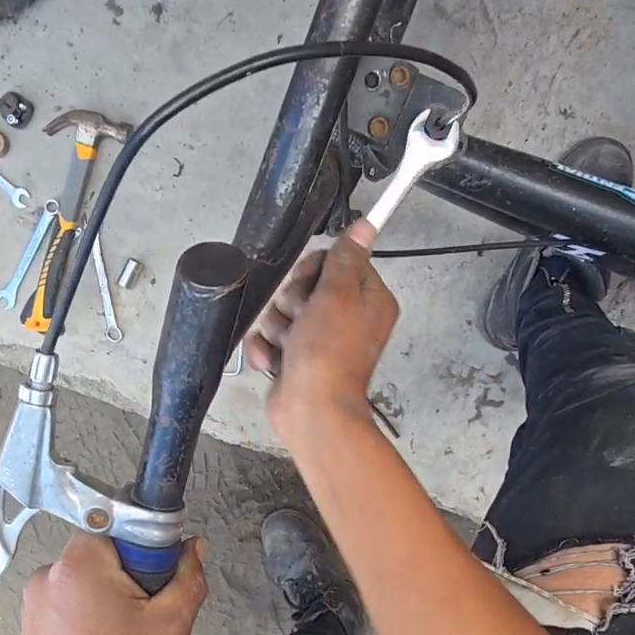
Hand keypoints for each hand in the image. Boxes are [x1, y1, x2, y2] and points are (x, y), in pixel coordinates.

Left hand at [15, 531, 207, 634]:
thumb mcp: (171, 626)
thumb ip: (188, 577)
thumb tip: (194, 548)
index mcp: (79, 563)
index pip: (119, 521)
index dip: (146, 545)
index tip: (159, 575)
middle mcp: (49, 573)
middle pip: (103, 550)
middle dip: (131, 574)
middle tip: (148, 616)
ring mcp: (35, 600)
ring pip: (89, 578)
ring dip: (112, 597)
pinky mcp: (31, 624)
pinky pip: (72, 602)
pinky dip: (93, 616)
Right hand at [243, 219, 398, 433]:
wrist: (310, 409)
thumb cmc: (328, 353)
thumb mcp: (338, 293)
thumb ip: (346, 257)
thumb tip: (366, 225)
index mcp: (367, 300)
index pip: (337, 261)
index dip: (316, 269)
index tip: (312, 284)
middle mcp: (346, 319)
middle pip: (305, 285)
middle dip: (293, 301)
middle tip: (302, 320)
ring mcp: (319, 341)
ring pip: (283, 312)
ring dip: (278, 327)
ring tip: (290, 346)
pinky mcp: (295, 359)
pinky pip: (270, 339)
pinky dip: (267, 349)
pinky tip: (274, 361)